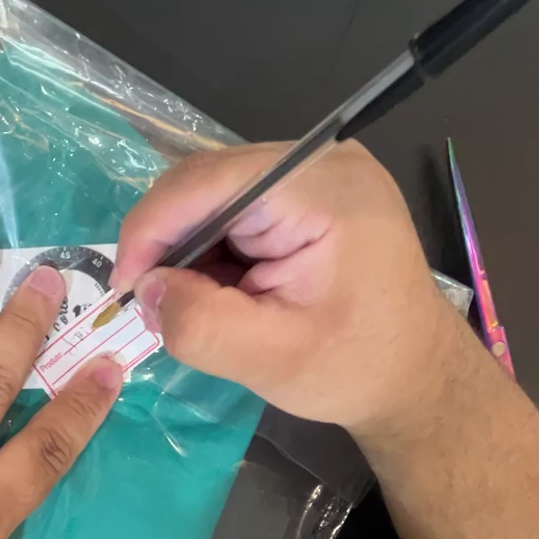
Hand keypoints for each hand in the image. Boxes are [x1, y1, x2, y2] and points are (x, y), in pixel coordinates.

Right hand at [111, 141, 485, 444]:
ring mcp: (312, 176)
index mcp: (320, 190)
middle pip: (204, 183)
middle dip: (165, 243)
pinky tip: (216, 292)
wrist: (412, 375)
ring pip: (210, 199)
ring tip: (189, 304)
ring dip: (185, 252)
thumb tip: (145, 290)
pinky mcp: (304, 198)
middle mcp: (318, 163)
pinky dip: (207, 254)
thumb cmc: (352, 368)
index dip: (149, 229)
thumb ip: (199, 323)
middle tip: (152, 304)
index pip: (205, 182)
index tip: (125, 288)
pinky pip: (230, 213)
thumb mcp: (268, 359)